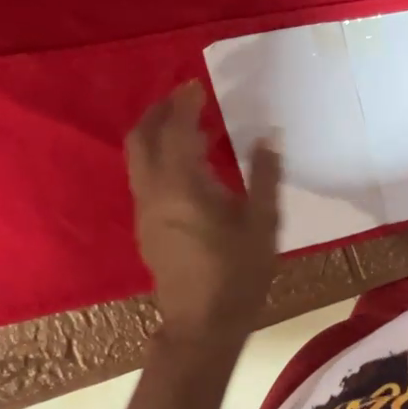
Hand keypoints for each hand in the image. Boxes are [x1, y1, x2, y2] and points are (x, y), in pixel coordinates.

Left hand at [125, 81, 280, 342]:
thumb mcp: (264, 223)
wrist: (203, 323)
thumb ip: (265, 175)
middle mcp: (154, 192)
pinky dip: (160, 155)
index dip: (184, 104)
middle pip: (142, 137)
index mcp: (183, 186)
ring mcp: (146, 210)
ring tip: (188, 124)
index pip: (175, 131)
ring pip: (138, 157)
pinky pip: (146, 176)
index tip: (197, 84)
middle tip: (186, 97)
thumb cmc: (239, 273)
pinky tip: (189, 163)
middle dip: (159, 111)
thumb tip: (269, 136)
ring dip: (157, 133)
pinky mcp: (147, 226)